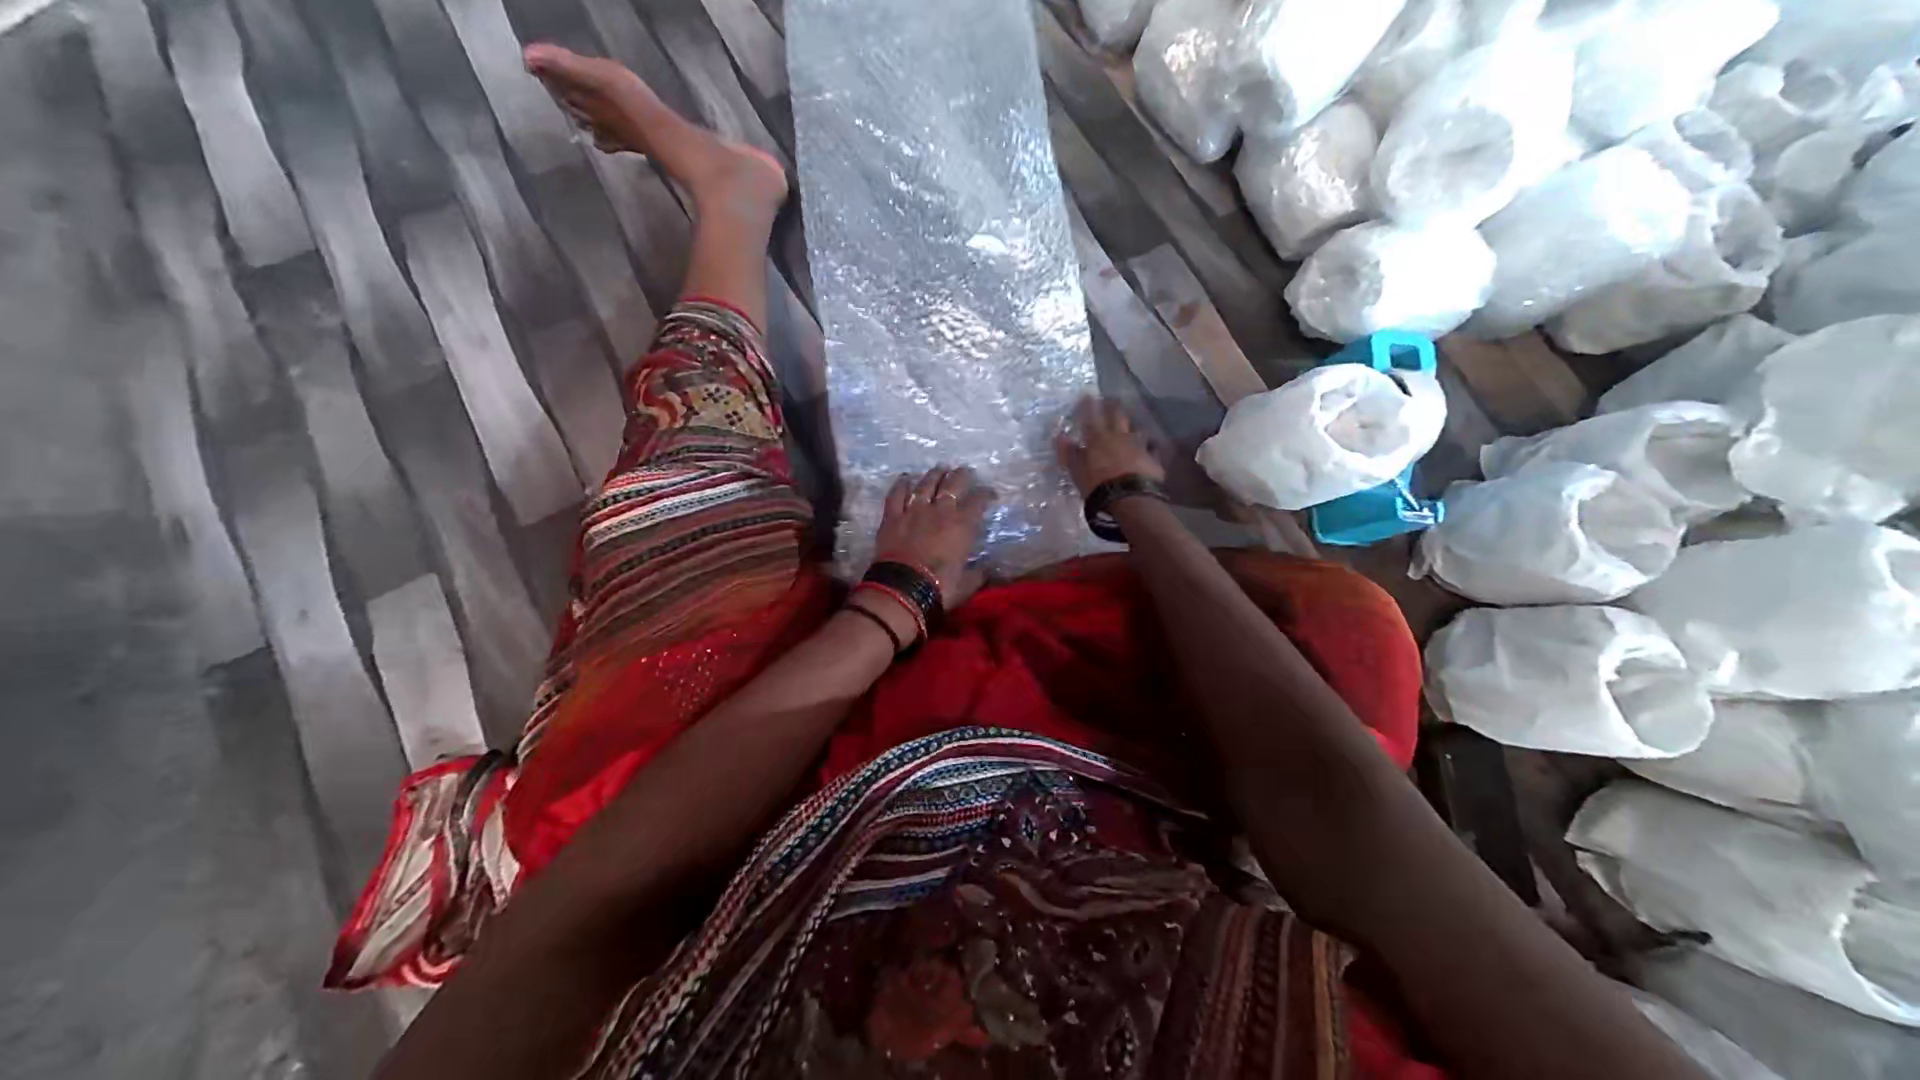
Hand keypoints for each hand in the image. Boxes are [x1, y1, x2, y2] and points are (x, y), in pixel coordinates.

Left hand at [872, 466, 991, 608]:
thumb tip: (987, 570)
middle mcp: (940, 511)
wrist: (902, 590)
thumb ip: (978, 574)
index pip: (979, 501)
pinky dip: (901, 485)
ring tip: (940, 468)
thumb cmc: (939, 589)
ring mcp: (914, 511)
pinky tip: (905, 478)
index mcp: (962, 525)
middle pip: (953, 484)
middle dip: (961, 475)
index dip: (986, 494)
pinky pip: (897, 495)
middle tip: (965, 471)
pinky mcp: (892, 517)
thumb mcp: (967, 585)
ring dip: (934, 475)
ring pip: (926, 484)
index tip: (990, 494)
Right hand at [1055, 396, 1165, 496]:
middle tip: (1111, 399)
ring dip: (1132, 426)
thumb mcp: (1077, 472)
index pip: (1091, 417)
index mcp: (1098, 439)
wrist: (1131, 499)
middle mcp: (1119, 437)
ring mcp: (1138, 446)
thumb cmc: (1098, 486)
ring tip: (1131, 425)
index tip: (1086, 394)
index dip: (1088, 405)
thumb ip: (1070, 453)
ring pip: (1136, 429)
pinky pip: (1151, 448)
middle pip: (1117, 416)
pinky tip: (1150, 448)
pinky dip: (1149, 446)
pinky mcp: (1152, 458)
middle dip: (1112, 406)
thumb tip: (1060, 437)